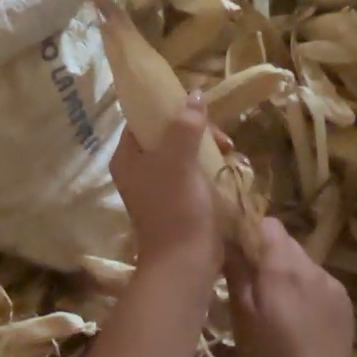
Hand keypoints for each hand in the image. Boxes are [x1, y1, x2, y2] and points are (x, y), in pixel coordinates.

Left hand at [111, 96, 223, 277]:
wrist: (185, 262)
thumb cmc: (176, 206)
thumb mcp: (179, 159)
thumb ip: (185, 125)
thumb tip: (195, 94)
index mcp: (127, 158)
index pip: (141, 120)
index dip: (167, 108)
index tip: (197, 106)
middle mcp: (137, 170)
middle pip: (165, 135)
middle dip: (194, 130)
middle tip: (221, 138)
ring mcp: (156, 188)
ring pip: (181, 154)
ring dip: (205, 149)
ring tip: (229, 152)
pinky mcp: (176, 202)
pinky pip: (191, 174)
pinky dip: (207, 167)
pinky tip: (227, 168)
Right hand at [227, 218, 356, 356]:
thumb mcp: (241, 316)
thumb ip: (237, 272)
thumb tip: (227, 239)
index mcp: (283, 267)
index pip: (269, 224)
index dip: (251, 231)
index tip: (237, 250)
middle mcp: (312, 268)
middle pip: (286, 242)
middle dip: (267, 254)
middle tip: (251, 283)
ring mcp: (332, 285)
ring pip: (303, 263)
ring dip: (287, 273)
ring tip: (275, 305)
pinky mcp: (345, 303)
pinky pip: (318, 282)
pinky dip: (304, 289)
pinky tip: (298, 319)